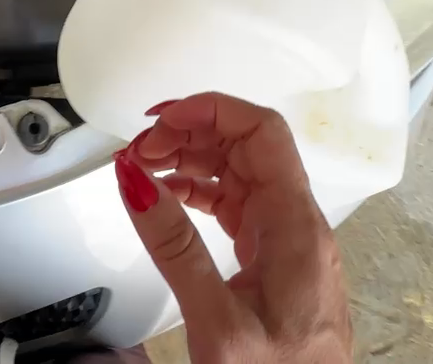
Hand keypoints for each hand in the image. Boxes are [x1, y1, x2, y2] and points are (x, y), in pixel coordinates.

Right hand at [113, 93, 349, 363]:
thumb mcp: (218, 322)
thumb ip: (174, 246)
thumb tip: (135, 178)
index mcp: (296, 227)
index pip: (262, 132)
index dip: (210, 110)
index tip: (161, 118)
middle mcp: (297, 224)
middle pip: (245, 144)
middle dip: (188, 132)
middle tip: (140, 149)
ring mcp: (285, 239)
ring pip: (236, 168)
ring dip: (188, 155)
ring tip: (143, 165)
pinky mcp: (271, 257)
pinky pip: (232, 199)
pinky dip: (195, 186)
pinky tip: (166, 193)